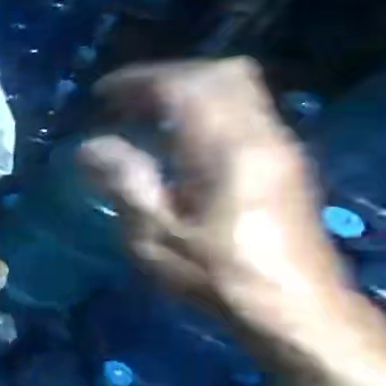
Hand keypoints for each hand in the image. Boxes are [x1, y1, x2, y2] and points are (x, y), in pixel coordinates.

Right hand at [78, 57, 357, 341]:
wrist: (296, 310)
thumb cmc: (217, 276)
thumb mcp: (156, 237)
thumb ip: (124, 182)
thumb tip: (90, 145)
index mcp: (225, 148)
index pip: (184, 86)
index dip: (138, 81)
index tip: (100, 94)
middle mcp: (260, 134)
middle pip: (220, 75)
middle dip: (167, 78)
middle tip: (125, 102)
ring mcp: (279, 147)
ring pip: (238, 90)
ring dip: (189, 92)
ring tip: (146, 118)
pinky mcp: (284, 164)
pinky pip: (244, 112)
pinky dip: (207, 111)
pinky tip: (179, 142)